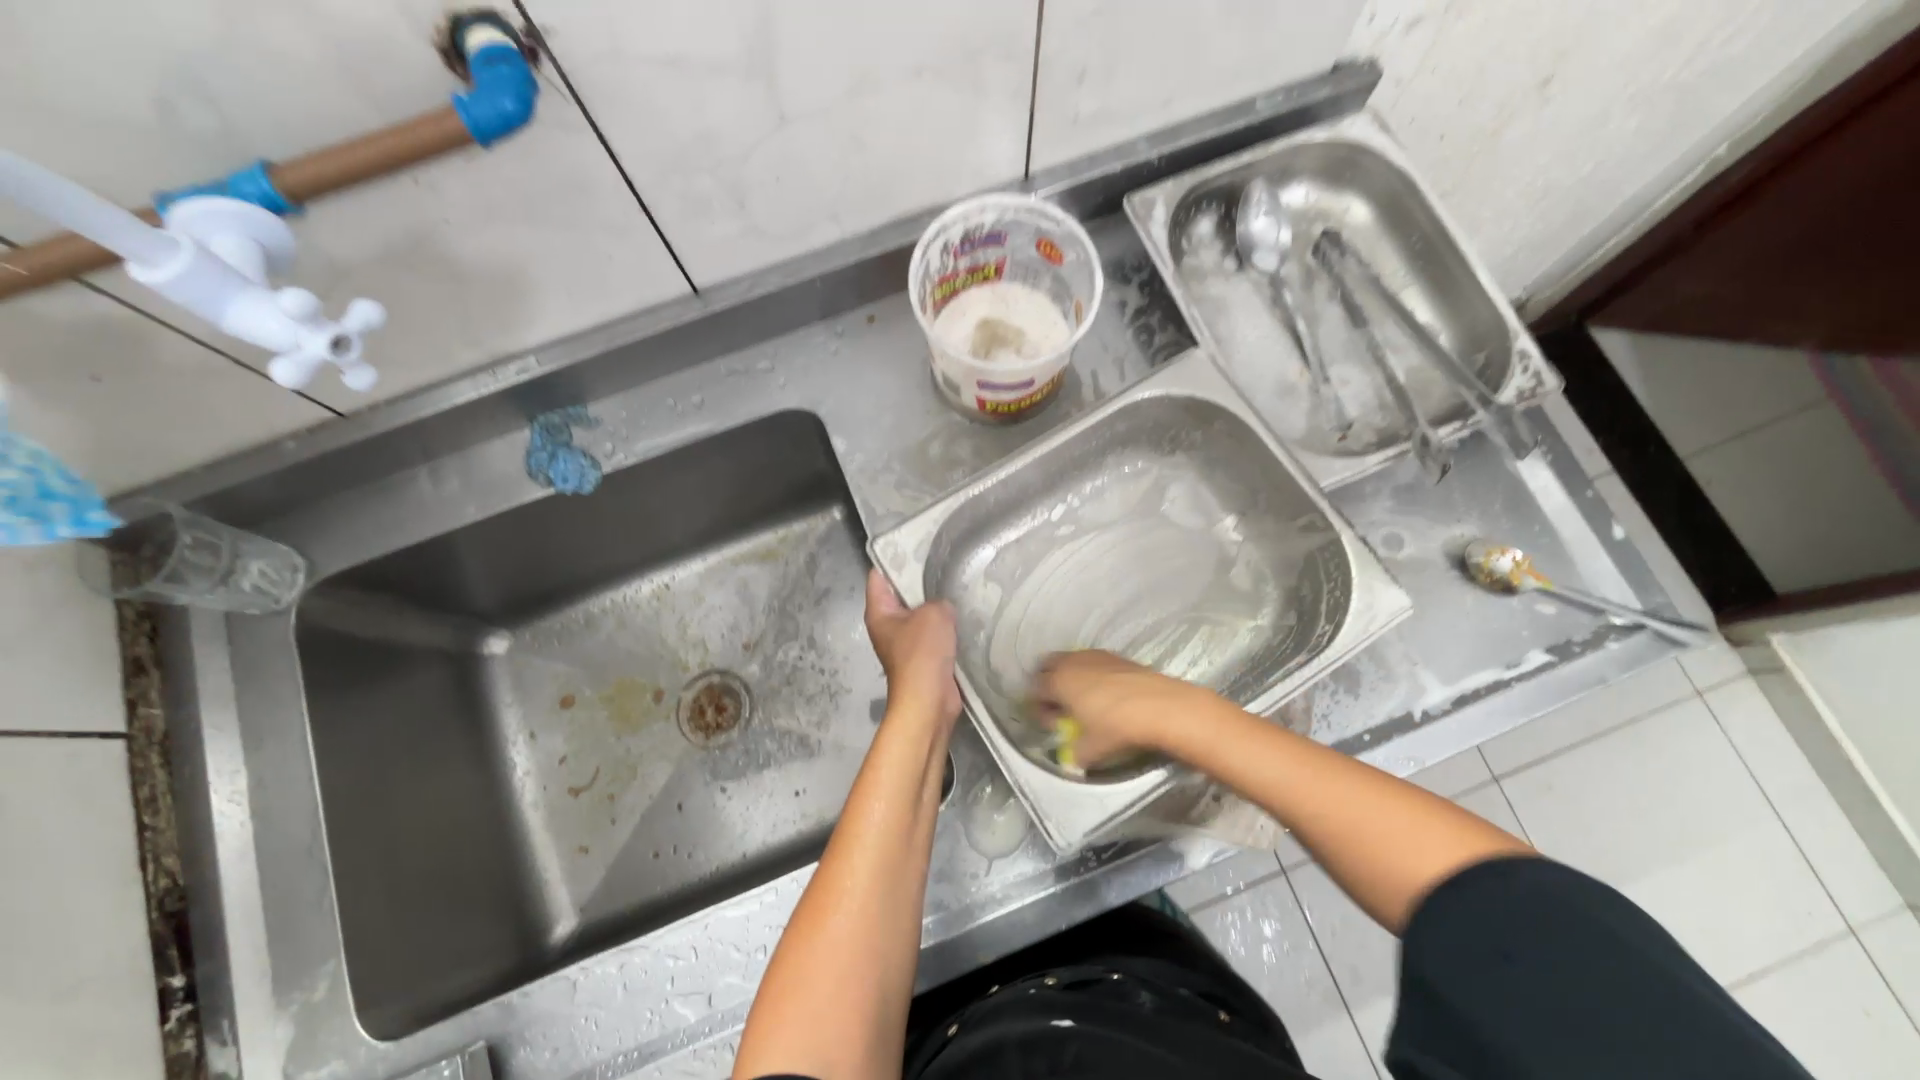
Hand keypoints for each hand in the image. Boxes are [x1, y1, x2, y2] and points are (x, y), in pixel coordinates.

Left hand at [863, 569, 961, 727]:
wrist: (929, 699)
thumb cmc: (922, 652)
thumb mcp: (934, 614)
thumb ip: (939, 601)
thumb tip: (943, 608)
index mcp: (879, 612)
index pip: (879, 575)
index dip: (894, 557)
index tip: (915, 544)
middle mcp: (888, 626)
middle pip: (902, 594)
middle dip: (921, 580)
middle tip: (944, 561)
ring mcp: (906, 643)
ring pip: (922, 615)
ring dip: (938, 606)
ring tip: (958, 584)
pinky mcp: (924, 658)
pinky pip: (935, 634)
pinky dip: (947, 627)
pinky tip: (966, 614)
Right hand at [1032, 651, 1195, 766]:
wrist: (1160, 705)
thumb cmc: (1117, 726)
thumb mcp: (1092, 749)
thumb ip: (1076, 754)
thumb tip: (1073, 759)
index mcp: (1058, 682)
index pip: (1035, 688)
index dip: (1038, 706)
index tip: (1052, 723)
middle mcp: (1072, 663)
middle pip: (1048, 665)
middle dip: (1048, 683)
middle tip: (1059, 704)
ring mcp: (1094, 656)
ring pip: (1071, 660)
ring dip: (1070, 675)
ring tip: (1082, 698)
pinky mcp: (1116, 655)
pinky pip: (1092, 660)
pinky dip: (1090, 672)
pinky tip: (1105, 691)